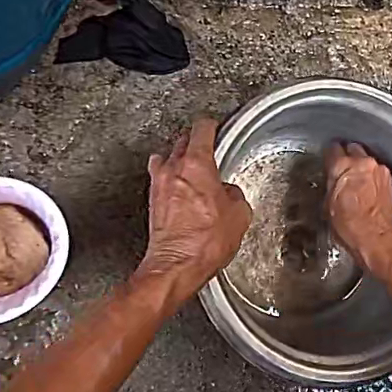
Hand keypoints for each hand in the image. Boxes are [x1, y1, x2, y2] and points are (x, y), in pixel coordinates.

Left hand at [135, 119, 251, 297]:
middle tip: (209, 149)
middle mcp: (173, 169)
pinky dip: (171, 179)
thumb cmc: (204, 242)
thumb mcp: (238, 214)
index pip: (202, 128)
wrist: (176, 265)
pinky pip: (161, 179)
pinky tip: (181, 190)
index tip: (217, 127)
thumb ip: (234, 194)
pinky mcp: (153, 201)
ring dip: (180, 160)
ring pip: (168, 158)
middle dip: (196, 142)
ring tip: (193, 169)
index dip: (212, 125)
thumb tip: (228, 193)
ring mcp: (159, 184)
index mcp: (196, 163)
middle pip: (182, 141)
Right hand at [324, 142, 391, 279]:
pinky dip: (371, 176)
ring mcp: (379, 170)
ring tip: (354, 180)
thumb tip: (332, 180)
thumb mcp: (328, 205)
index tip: (328, 159)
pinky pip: (377, 171)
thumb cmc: (351, 226)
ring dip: (360, 166)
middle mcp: (362, 162)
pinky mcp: (389, 180)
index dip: (329, 155)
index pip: (333, 149)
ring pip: (366, 159)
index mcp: (342, 166)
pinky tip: (366, 189)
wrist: (377, 239)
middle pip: (352, 148)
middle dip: (346, 156)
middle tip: (340, 168)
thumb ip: (331, 184)